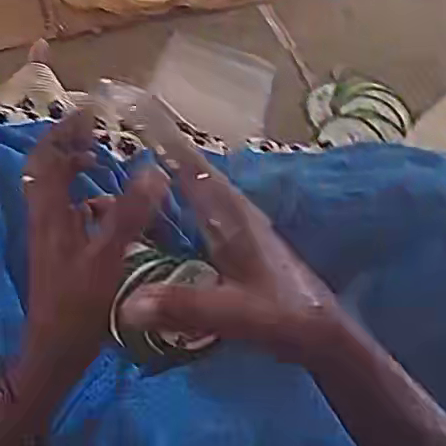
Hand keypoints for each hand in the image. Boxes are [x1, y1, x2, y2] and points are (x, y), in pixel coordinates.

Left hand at [20, 110, 168, 379]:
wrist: (53, 352)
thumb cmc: (79, 304)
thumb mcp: (108, 256)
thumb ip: (129, 213)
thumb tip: (152, 171)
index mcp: (50, 212)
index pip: (47, 157)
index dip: (64, 131)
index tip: (89, 113)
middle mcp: (44, 217)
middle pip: (46, 167)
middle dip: (67, 143)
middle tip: (94, 129)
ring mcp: (48, 234)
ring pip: (55, 188)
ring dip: (73, 167)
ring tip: (100, 157)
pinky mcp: (57, 249)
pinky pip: (66, 208)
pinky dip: (83, 194)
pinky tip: (108, 204)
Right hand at [118, 127, 343, 364]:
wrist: (323, 332)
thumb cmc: (282, 315)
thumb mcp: (232, 312)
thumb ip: (182, 306)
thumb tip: (125, 304)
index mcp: (230, 215)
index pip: (192, 167)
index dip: (165, 141)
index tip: (137, 113)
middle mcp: (234, 210)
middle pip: (193, 170)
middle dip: (162, 152)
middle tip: (123, 143)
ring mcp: (239, 222)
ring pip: (199, 188)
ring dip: (171, 175)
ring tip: (134, 172)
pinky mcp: (241, 239)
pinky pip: (203, 208)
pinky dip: (181, 201)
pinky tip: (163, 218)